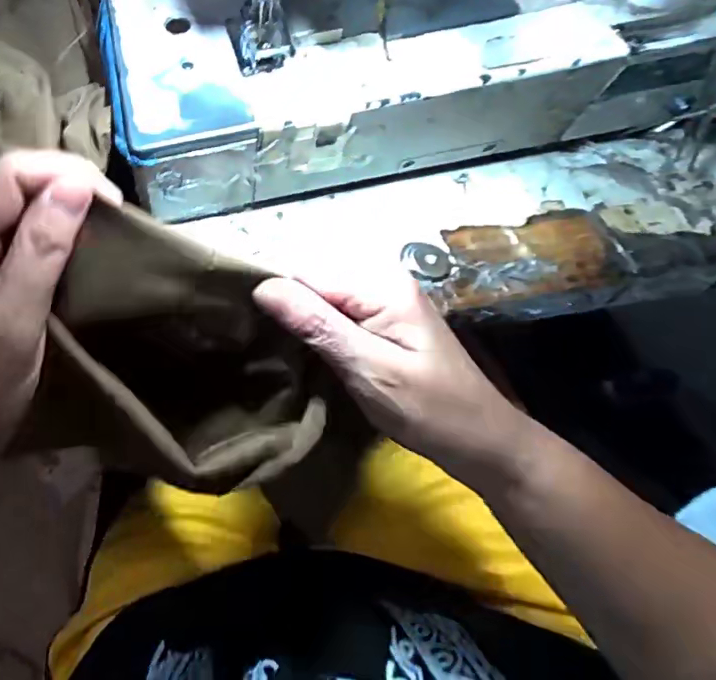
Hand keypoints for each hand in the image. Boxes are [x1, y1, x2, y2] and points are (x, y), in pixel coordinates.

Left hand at [0, 150, 118, 468]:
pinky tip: (59, 249)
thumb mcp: (13, 325)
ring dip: (49, 207)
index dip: (63, 173)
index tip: (111, 203)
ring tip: (93, 227)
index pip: (6, 173)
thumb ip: (41, 249)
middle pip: (2, 183)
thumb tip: (75, 184)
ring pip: (1, 206)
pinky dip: (34, 232)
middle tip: (108, 215)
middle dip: (60, 185)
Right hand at [254, 273, 526, 486]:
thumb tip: (263, 285)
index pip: (308, 271)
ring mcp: (382, 298)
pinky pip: (334, 309)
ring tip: (254, 329)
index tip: (230, 307)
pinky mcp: (380, 318)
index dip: (270, 288)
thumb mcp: (370, 370)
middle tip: (239, 323)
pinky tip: (290, 338)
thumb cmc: (431, 411)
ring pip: (320, 293)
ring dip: (291, 310)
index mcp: (381, 284)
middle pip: (312, 277)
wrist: (485, 443)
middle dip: (278, 296)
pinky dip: (310, 321)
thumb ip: (317, 324)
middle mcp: (381, 280)